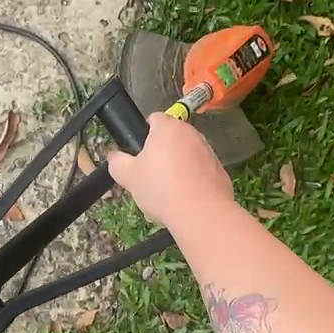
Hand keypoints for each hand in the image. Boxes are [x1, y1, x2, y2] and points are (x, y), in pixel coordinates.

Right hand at [106, 114, 236, 224]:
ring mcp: (208, 150)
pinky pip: (199, 172)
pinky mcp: (219, 169)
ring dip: (175, 170)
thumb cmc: (160, 189)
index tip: (139, 156)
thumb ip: (117, 162)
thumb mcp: (128, 176)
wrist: (200, 213)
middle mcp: (191, 133)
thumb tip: (114, 157)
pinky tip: (184, 200)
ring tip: (167, 195)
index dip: (143, 136)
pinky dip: (191, 182)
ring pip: (185, 156)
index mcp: (168, 128)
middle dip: (160, 156)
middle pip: (170, 139)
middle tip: (150, 179)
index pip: (153, 119)